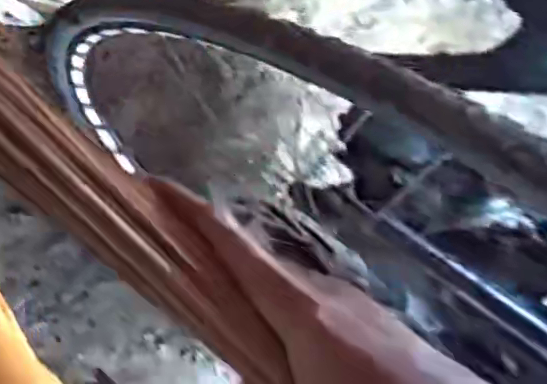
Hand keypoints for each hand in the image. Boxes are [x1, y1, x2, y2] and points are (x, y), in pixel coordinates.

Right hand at [148, 179, 480, 383]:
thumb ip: (255, 368)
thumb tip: (228, 357)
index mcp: (297, 305)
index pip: (227, 237)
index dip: (185, 206)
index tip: (148, 181)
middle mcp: (327, 292)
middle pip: (257, 260)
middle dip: (223, 261)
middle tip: (193, 273)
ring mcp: (367, 308)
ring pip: (296, 287)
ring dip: (268, 295)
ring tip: (254, 322)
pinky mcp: (398, 330)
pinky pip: (332, 309)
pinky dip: (306, 316)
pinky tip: (315, 354)